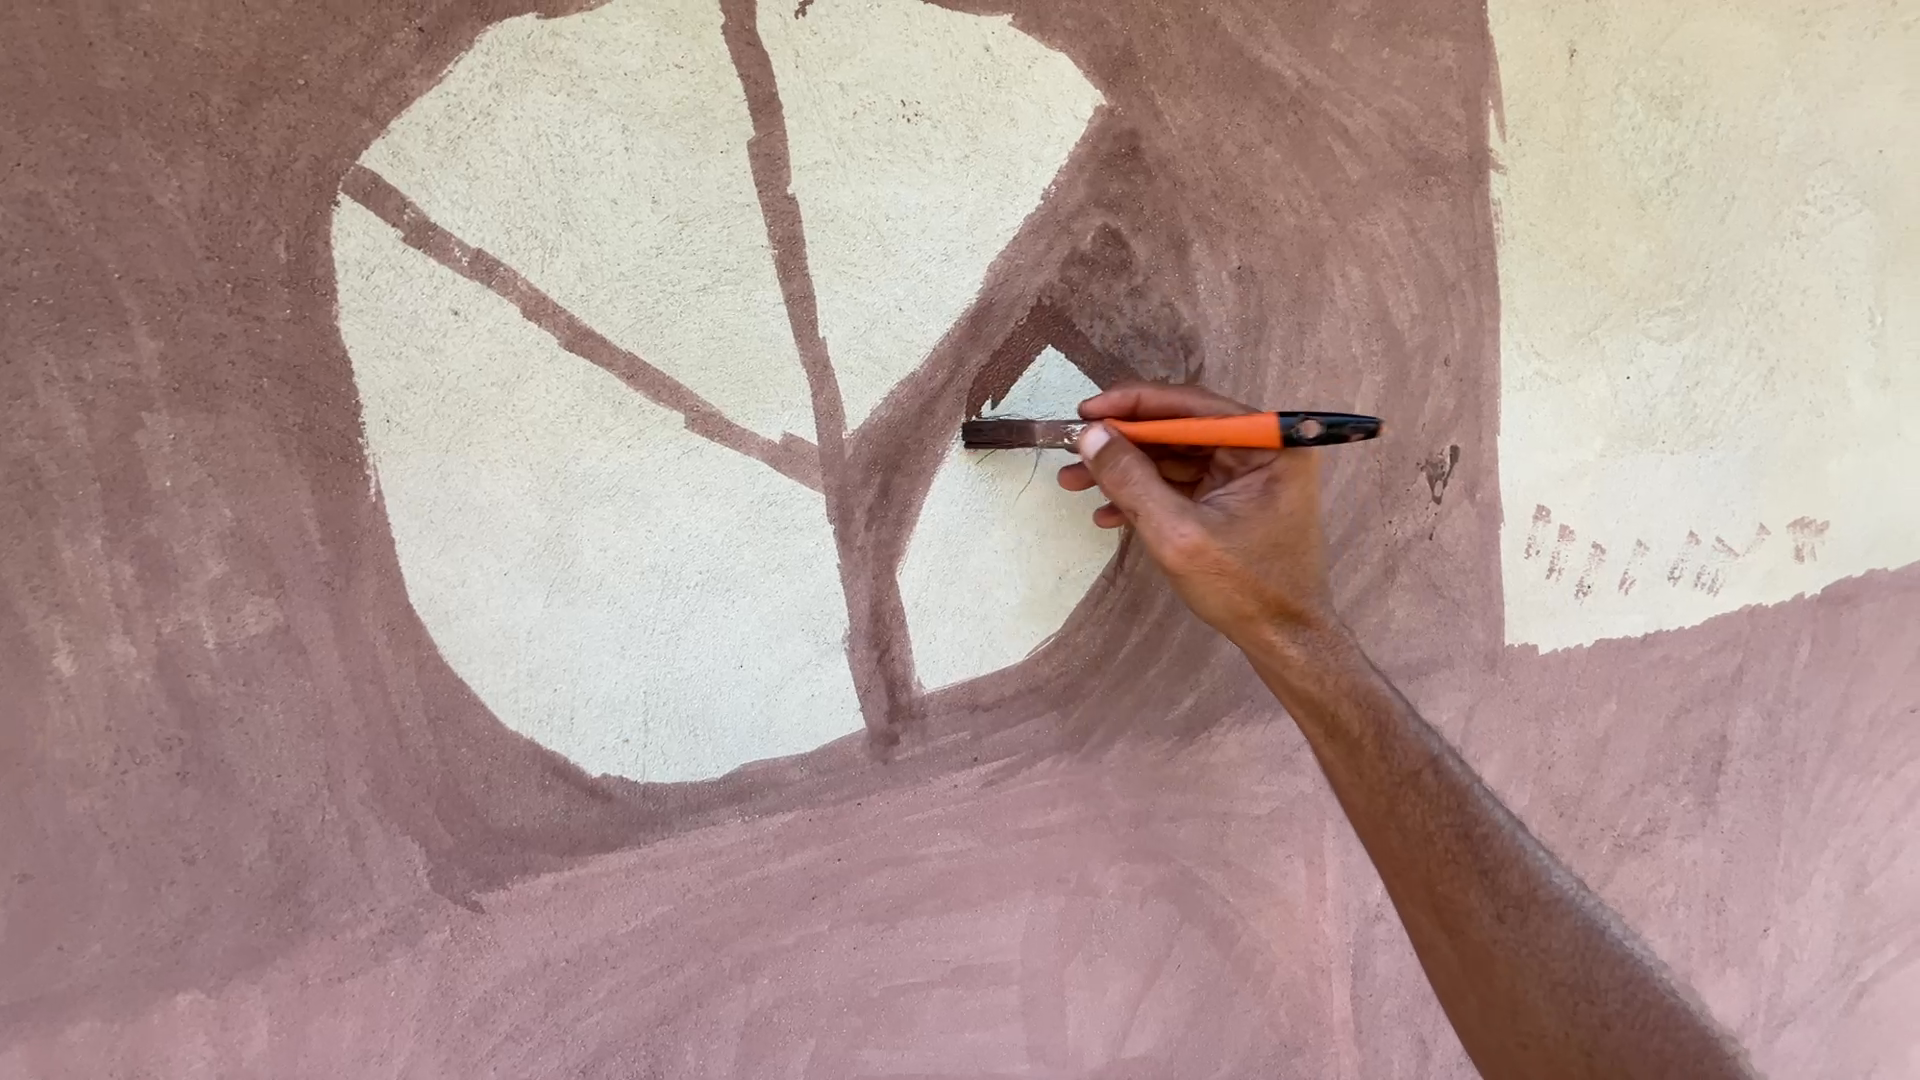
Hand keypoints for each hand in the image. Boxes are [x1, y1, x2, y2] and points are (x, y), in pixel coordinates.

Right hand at [1057, 381, 1344, 651]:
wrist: (1282, 640)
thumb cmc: (1243, 588)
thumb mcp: (1177, 533)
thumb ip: (1131, 480)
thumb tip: (1089, 435)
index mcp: (1266, 445)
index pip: (1190, 405)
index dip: (1132, 406)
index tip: (1085, 411)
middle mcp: (1259, 450)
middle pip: (1176, 430)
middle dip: (1121, 443)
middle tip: (1072, 450)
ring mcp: (1243, 477)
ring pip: (1171, 458)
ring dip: (1123, 471)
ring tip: (1073, 482)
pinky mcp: (1228, 501)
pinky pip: (1178, 485)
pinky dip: (1143, 496)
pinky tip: (1106, 514)